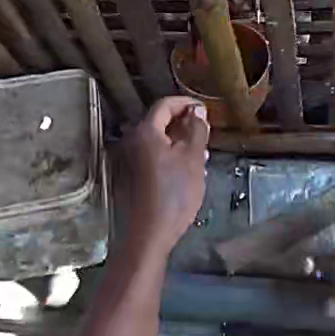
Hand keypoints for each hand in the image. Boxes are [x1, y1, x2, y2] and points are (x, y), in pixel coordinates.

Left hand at [121, 97, 209, 255]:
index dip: (186, 103)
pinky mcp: (131, 175)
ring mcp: (129, 159)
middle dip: (184, 124)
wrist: (150, 232)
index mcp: (145, 132)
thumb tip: (197, 111)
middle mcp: (132, 141)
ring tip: (200, 153)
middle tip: (205, 132)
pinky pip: (152, 156)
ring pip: (157, 141)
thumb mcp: (193, 158)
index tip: (204, 109)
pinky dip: (169, 155)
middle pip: (159, 122)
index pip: (165, 105)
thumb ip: (196, 129)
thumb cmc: (174, 194)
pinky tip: (185, 170)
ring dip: (179, 142)